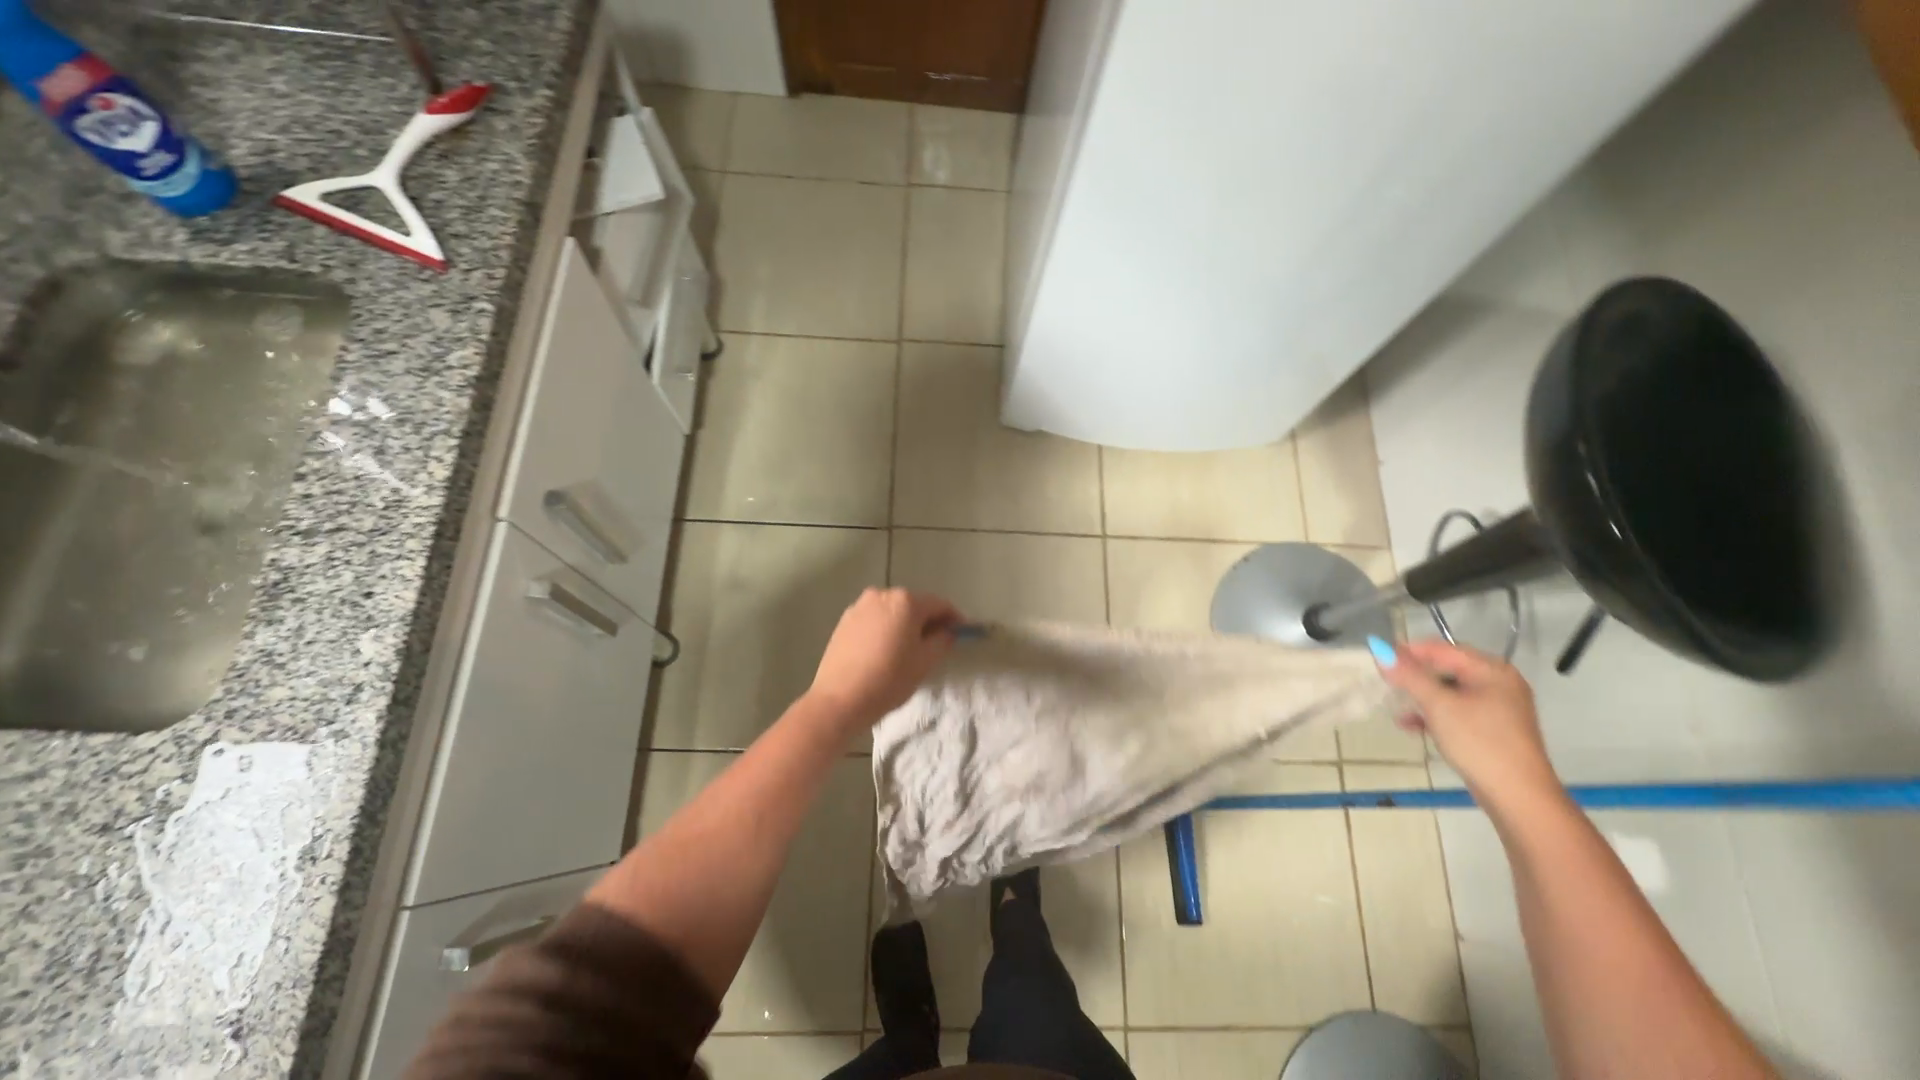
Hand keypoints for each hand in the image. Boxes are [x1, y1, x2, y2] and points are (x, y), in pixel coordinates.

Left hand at [805, 588, 962, 731]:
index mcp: (906, 602)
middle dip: (927, 620)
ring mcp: (859, 606)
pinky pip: (874, 619)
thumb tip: (947, 631)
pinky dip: (884, 629)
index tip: (961, 633)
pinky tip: (884, 650)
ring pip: (891, 611)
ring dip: (904, 624)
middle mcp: (882, 595)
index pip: (939, 604)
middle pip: (913, 605)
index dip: (954, 618)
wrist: (840, 698)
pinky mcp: (844, 621)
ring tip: (908, 648)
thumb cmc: (889, 679)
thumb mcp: (925, 662)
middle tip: (936, 643)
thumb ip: (942, 640)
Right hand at [1373, 638, 1563, 812]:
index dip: (1410, 651)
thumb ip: (1410, 676)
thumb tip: (1382, 651)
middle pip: (1448, 669)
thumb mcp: (1439, 705)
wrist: (1517, 795)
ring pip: (1452, 693)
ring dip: (1423, 697)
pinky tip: (1411, 726)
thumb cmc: (1479, 742)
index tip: (1380, 658)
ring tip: (1397, 705)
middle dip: (1416, 676)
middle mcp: (1499, 684)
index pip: (1444, 649)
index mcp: (1492, 670)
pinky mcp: (1494, 731)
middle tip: (1387, 682)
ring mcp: (1499, 709)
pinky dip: (1436, 715)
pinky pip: (1458, 713)